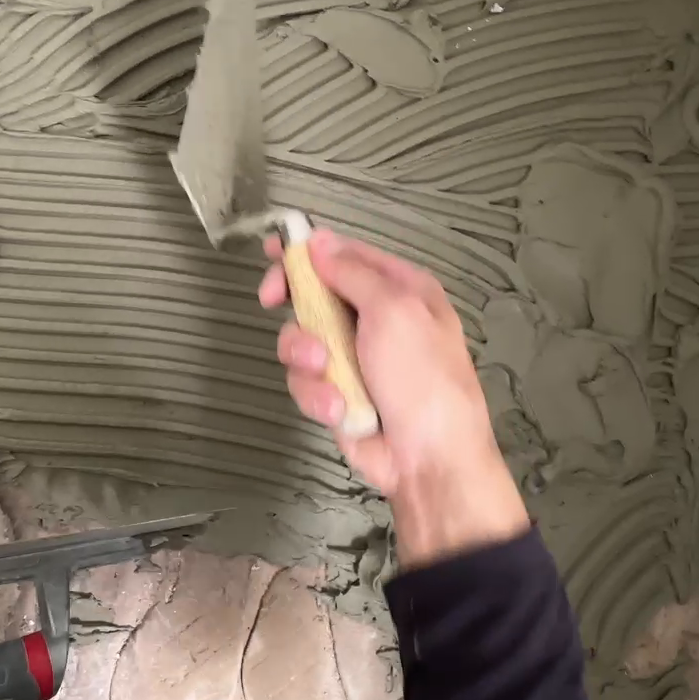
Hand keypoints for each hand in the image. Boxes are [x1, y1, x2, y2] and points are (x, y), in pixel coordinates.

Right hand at [261, 229, 529, 565]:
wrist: (428, 459)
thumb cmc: (421, 376)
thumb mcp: (393, 311)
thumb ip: (352, 272)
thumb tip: (317, 240)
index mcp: (398, 289)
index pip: (344, 255)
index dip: (307, 249)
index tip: (271, 248)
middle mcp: (372, 318)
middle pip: (313, 293)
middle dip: (293, 300)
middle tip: (270, 300)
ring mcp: (351, 357)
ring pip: (299, 338)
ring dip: (304, 354)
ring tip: (325, 371)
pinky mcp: (333, 391)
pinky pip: (303, 379)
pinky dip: (316, 393)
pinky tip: (338, 408)